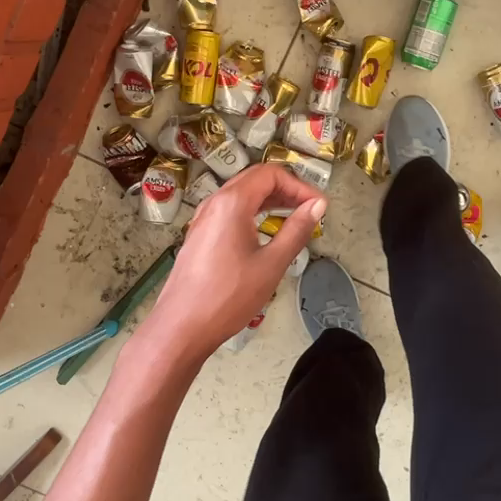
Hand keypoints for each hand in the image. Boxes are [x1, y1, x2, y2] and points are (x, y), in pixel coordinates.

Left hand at [138, 165, 325, 361]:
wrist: (182, 326)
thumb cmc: (228, 296)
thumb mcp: (271, 264)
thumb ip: (296, 230)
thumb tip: (317, 206)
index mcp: (232, 203)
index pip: (270, 174)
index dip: (299, 185)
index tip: (318, 205)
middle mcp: (214, 203)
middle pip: (255, 179)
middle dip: (286, 189)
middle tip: (309, 209)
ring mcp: (203, 219)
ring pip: (242, 195)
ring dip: (270, 200)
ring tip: (294, 218)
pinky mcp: (200, 235)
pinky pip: (230, 211)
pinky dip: (253, 212)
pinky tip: (266, 232)